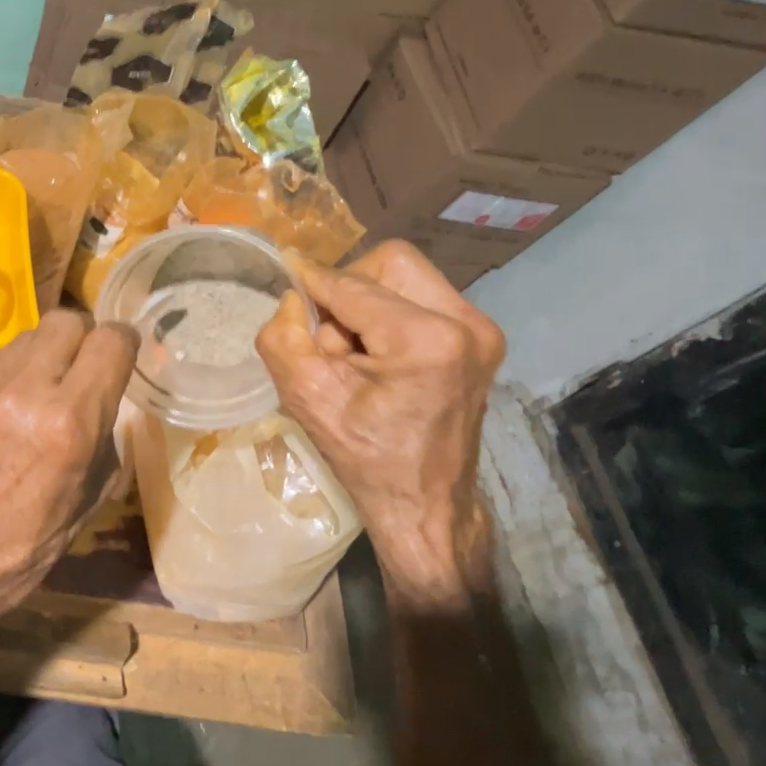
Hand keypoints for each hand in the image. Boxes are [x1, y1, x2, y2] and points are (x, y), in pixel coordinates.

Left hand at [0, 310, 137, 627]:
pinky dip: (10, 374)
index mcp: (68, 421)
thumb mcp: (95, 490)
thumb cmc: (31, 539)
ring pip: (30, 335)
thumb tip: (108, 389)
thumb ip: (106, 426)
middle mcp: (23, 391)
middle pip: (69, 320)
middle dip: (83, 340)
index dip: (123, 346)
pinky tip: (4, 409)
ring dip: (45, 355)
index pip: (111, 340)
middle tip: (81, 370)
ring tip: (40, 392)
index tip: (121, 359)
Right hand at [255, 240, 504, 605]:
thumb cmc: (364, 457)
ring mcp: (482, 329)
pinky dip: (389, 315)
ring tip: (355, 352)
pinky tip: (377, 356)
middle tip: (330, 337)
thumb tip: (294, 296)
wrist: (425, 503)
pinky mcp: (481, 339)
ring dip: (368, 302)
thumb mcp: (307, 398)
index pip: (353, 284)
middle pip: (391, 262)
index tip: (284, 274)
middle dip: (348, 289)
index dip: (312, 282)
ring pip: (407, 277)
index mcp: (428, 339)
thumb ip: (284, 337)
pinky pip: (422, 298)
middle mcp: (467, 323)